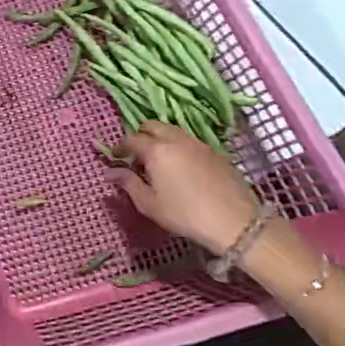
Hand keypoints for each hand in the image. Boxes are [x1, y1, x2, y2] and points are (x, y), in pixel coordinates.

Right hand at [111, 122, 260, 253]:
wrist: (233, 220)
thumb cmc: (185, 214)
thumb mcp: (149, 204)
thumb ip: (128, 183)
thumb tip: (111, 171)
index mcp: (156, 150)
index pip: (132, 139)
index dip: (120, 147)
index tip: (115, 157)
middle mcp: (176, 139)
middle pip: (152, 125)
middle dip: (140, 136)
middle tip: (136, 156)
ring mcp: (197, 143)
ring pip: (172, 130)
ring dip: (159, 138)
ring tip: (158, 160)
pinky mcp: (213, 151)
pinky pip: (188, 140)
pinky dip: (177, 145)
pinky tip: (180, 166)